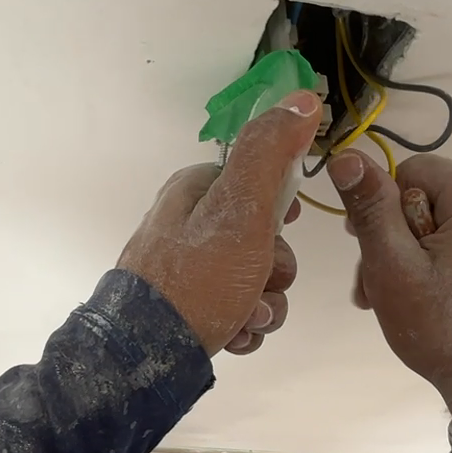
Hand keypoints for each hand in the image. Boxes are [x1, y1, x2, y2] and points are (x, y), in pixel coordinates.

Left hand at [119, 91, 320, 354]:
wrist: (149, 354)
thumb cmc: (199, 277)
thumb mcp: (239, 208)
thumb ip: (270, 153)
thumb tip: (302, 98)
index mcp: (194, 191)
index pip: (257, 181)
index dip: (282, 207)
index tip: (288, 226)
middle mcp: (188, 226)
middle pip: (263, 238)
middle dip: (275, 270)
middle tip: (261, 284)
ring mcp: (187, 271)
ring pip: (257, 280)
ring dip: (265, 304)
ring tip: (247, 318)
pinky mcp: (189, 309)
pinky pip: (238, 310)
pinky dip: (246, 325)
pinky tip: (236, 335)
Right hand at [329, 150, 451, 426]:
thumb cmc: (447, 332)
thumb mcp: (395, 269)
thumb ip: (371, 210)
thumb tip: (345, 155)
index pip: (412, 172)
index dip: (380, 210)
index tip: (367, 255)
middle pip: (430, 198)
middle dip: (396, 239)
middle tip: (377, 289)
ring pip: (447, 223)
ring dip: (415, 255)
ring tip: (402, 301)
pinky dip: (444, 264)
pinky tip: (434, 300)